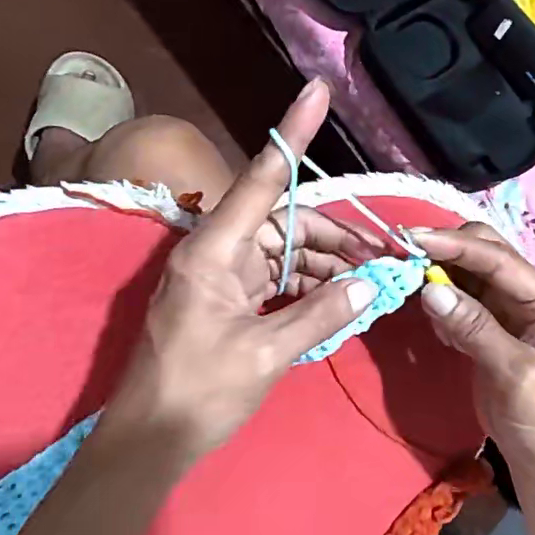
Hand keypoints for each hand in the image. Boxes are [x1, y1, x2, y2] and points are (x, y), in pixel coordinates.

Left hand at [105, 80, 381, 458]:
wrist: (150, 443)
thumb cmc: (198, 394)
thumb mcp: (266, 354)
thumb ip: (319, 314)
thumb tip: (368, 284)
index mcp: (214, 252)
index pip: (260, 180)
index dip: (291, 134)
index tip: (316, 91)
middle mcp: (217, 252)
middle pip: (287, 223)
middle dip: (336, 237)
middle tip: (385, 258)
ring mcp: (222, 276)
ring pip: (286, 251)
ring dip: (327, 264)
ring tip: (371, 283)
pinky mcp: (228, 299)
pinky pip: (277, 277)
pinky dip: (309, 285)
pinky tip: (341, 298)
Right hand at [413, 223, 534, 475]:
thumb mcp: (514, 374)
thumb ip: (475, 328)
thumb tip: (431, 288)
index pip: (499, 260)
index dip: (455, 245)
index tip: (411, 238)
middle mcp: (534, 291)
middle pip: (485, 251)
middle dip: (445, 249)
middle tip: (402, 254)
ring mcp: (511, 304)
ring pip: (469, 269)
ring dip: (438, 268)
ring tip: (406, 276)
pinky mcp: (491, 319)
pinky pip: (461, 294)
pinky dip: (441, 295)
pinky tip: (431, 314)